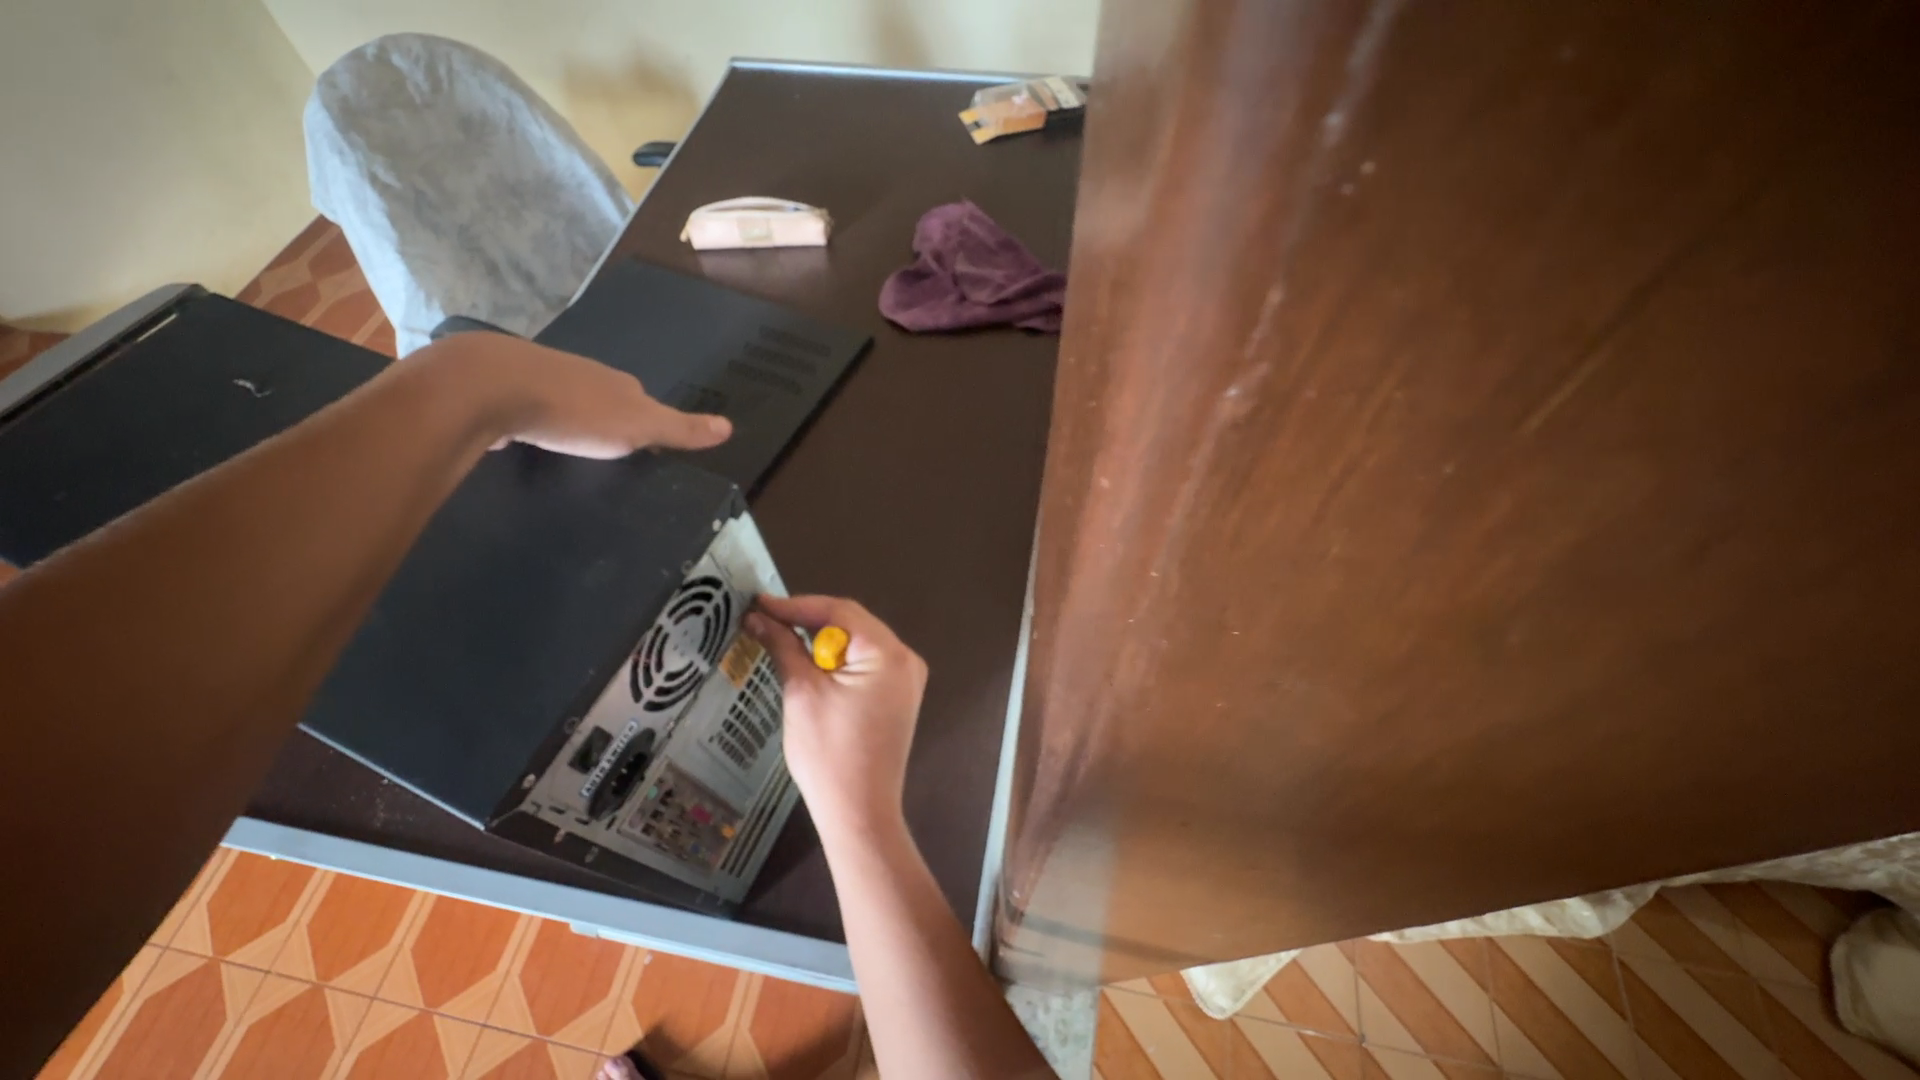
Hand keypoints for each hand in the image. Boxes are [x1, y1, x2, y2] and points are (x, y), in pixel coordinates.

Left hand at [410, 332, 731, 457]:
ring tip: (565, 444)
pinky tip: (524, 434)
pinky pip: (525, 406)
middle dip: (606, 419)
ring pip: (563, 400)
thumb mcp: (639, 427)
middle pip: (603, 398)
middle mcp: (582, 373)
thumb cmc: (575, 412)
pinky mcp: (501, 388)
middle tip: (606, 448)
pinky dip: (531, 419)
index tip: (645, 447)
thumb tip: (730, 426)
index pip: (641, 402)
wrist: (491, 388)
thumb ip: (680, 429)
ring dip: (567, 418)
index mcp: (617, 383)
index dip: (645, 423)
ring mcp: (539, 376)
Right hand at [745, 595, 926, 836]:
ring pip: (859, 641)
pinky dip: (839, 659)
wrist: (858, 810)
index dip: (797, 605)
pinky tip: (811, 661)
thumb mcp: (801, 693)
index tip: (760, 604)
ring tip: (782, 635)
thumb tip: (760, 617)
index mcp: (888, 653)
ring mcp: (907, 677)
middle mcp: (906, 658)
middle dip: (809, 619)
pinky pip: (867, 662)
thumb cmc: (828, 753)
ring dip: (822, 639)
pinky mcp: (899, 695)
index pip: (840, 611)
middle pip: (853, 623)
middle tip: (767, 618)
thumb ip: (784, 646)